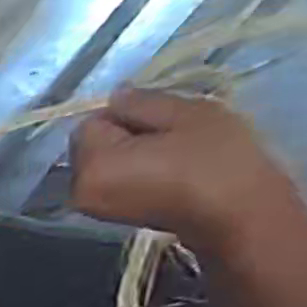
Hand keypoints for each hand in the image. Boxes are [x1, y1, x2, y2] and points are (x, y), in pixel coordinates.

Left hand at [70, 88, 305, 249]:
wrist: (229, 210)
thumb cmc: (214, 159)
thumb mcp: (187, 115)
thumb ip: (143, 103)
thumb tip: (115, 94)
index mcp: (93, 163)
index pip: (88, 124)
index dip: (121, 115)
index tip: (157, 118)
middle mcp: (76, 186)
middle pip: (86, 144)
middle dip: (118, 133)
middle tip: (165, 134)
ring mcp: (85, 203)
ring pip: (95, 160)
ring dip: (123, 150)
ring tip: (166, 151)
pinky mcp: (99, 212)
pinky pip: (103, 177)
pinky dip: (124, 167)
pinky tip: (158, 167)